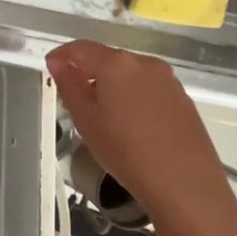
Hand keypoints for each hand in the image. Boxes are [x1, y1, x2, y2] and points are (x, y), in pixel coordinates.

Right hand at [45, 41, 236, 233]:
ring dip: (112, 84)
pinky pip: (149, 88)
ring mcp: (168, 80)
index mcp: (116, 64)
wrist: (186, 187)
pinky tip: (131, 123)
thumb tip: (58, 62)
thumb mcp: (85, 120)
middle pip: (107, 59)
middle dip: (88, 72)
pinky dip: (133, 96)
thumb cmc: (126, 152)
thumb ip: (68, 85)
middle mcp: (144, 63)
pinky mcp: (183, 99)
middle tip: (74, 98)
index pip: (81, 48)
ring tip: (104, 114)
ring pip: (129, 74)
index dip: (62, 55)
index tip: (50, 67)